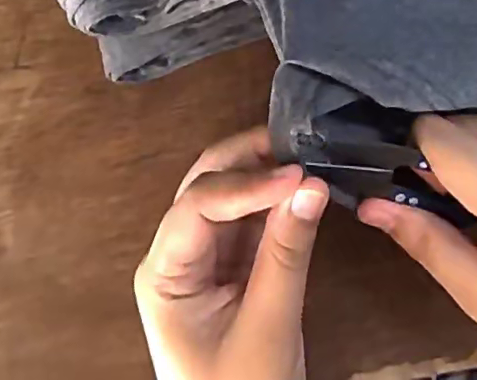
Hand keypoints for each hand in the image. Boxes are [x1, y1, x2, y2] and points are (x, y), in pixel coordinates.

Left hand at [135, 127, 330, 379]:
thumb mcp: (267, 330)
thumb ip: (287, 253)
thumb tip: (312, 185)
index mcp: (164, 272)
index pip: (199, 204)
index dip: (247, 183)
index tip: (296, 174)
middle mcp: (177, 251)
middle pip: (207, 182)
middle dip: (250, 158)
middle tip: (298, 146)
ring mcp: (203, 254)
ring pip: (229, 190)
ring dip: (265, 171)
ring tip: (305, 161)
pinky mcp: (230, 261)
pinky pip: (250, 214)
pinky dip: (275, 197)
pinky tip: (300, 188)